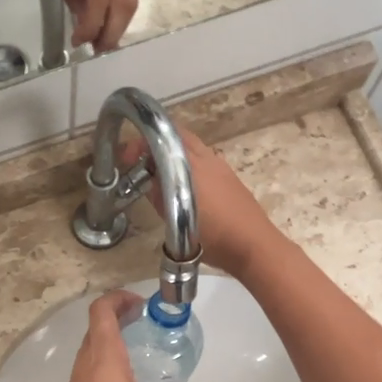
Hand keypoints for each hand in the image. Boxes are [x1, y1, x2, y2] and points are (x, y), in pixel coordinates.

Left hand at [37, 290, 189, 381]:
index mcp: (103, 352)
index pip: (102, 308)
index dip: (119, 297)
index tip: (141, 304)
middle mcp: (87, 358)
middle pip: (97, 323)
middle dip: (120, 314)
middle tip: (144, 320)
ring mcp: (79, 377)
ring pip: (94, 344)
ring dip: (113, 337)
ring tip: (138, 348)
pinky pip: (92, 365)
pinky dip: (108, 359)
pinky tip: (126, 381)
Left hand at [53, 0, 137, 51]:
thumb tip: (81, 15)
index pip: (99, 1)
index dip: (90, 27)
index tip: (78, 42)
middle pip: (122, 5)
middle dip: (111, 33)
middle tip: (97, 50)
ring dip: (120, 25)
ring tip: (106, 40)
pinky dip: (123, 11)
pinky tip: (111, 19)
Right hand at [119, 125, 286, 277]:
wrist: (254, 246)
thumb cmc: (215, 237)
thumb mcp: (177, 222)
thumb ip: (159, 196)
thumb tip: (149, 180)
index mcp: (193, 165)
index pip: (164, 135)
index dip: (141, 143)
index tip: (127, 159)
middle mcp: (208, 159)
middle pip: (179, 137)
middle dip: (157, 146)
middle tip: (141, 165)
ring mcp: (222, 167)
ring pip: (191, 151)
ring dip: (172, 159)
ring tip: (159, 180)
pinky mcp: (229, 179)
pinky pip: (202, 164)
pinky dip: (186, 169)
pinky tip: (183, 193)